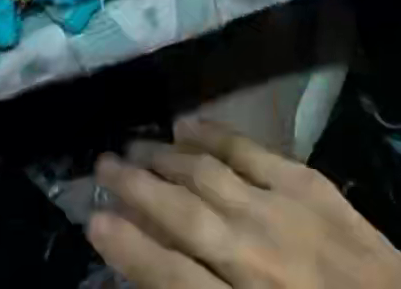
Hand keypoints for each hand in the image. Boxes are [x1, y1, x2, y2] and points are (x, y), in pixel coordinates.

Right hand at [89, 120, 400, 288]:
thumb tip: (163, 272)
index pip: (172, 278)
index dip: (128, 248)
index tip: (93, 221)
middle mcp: (256, 259)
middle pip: (182, 216)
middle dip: (134, 189)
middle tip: (99, 167)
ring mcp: (284, 215)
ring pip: (207, 175)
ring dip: (163, 158)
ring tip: (132, 146)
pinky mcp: (308, 185)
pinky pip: (248, 150)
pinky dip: (212, 135)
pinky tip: (185, 126)